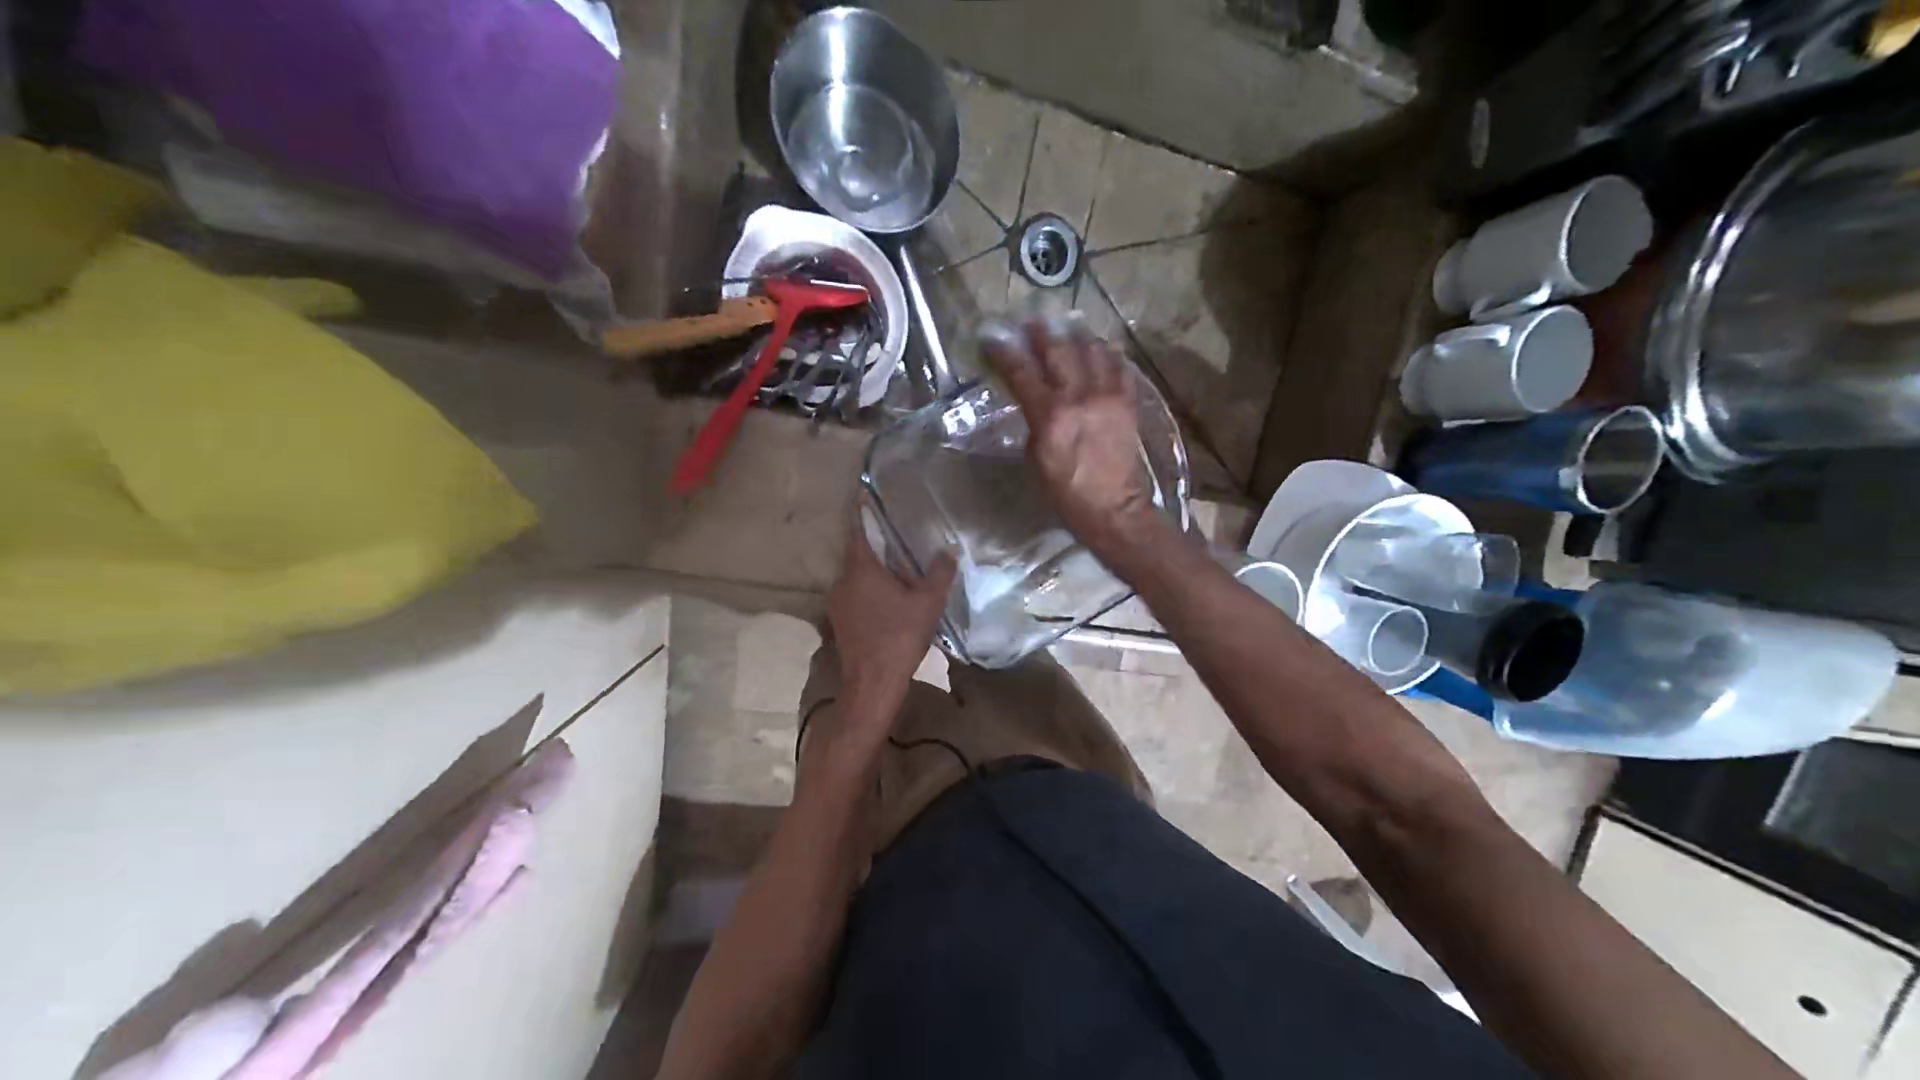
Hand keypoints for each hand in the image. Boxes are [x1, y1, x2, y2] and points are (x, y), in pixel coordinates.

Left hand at [823, 524, 956, 744]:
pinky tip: (888, 607)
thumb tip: (949, 550)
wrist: (873, 682)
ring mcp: (837, 604)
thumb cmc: (900, 635)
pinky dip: (869, 596)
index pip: (858, 531)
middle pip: (859, 558)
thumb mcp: (928, 602)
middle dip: (878, 553)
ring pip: (856, 581)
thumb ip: (939, 573)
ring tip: (899, 581)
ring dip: (874, 578)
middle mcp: (842, 582)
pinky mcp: (837, 623)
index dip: (862, 513)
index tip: (862, 495)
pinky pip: (854, 599)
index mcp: (861, 569)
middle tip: (900, 549)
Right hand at [982, 318, 1165, 559]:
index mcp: (1050, 414)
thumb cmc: (1064, 492)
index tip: (993, 337)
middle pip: (1058, 351)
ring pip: (1091, 350)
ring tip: (1067, 327)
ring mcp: (1108, 395)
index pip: (1021, 371)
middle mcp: (1079, 396)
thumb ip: (1032, 421)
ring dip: (1076, 336)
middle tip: (1031, 320)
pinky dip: (1106, 353)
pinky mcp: (1127, 401)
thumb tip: (1030, 398)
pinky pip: (1118, 366)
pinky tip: (1099, 348)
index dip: (1004, 351)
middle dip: (1041, 332)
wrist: (1112, 508)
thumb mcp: (1035, 457)